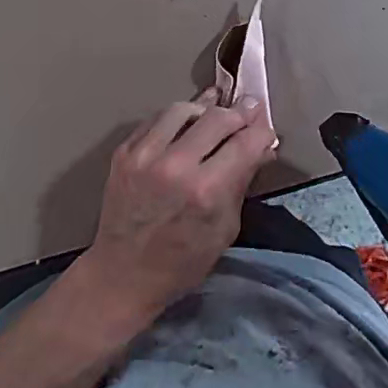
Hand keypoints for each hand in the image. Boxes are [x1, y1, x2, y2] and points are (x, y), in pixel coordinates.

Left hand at [75, 93, 277, 321]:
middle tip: (249, 113)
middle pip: (218, 117)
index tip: (266, 132)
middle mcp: (175, 167)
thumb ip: (243, 181)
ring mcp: (144, 157)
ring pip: (184, 109)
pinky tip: (186, 127)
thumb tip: (263, 147)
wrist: (120, 278)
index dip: (262, 132)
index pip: (246, 142)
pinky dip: (177, 120)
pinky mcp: (123, 154)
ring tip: (215, 120)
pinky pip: (157, 120)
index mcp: (206, 191)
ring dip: (206, 111)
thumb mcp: (225, 228)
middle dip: (240, 114)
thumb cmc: (182, 261)